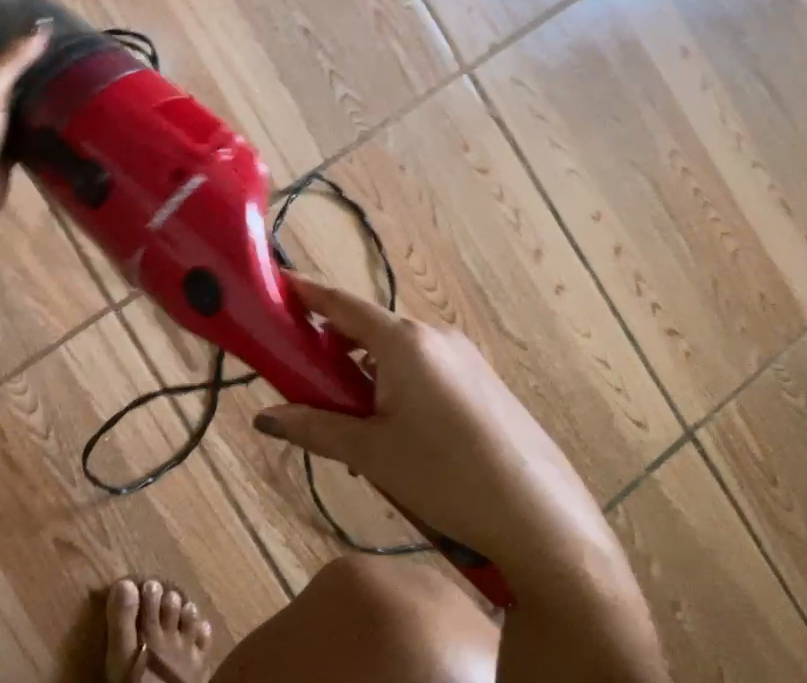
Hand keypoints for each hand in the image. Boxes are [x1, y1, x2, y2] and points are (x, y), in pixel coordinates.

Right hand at [253, 274, 616, 573]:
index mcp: (403, 342)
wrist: (544, 522)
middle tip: (302, 382)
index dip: (305, 293)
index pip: (341, 303)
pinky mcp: (484, 384)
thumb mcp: (370, 453)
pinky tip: (394, 434)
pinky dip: (395, 385)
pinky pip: (424, 370)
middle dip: (331, 348)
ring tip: (350, 422)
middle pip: (368, 328)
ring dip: (364, 373)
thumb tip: (263, 418)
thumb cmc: (446, 477)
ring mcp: (465, 358)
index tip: (275, 284)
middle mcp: (435, 337)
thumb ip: (313, 427)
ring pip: (396, 353)